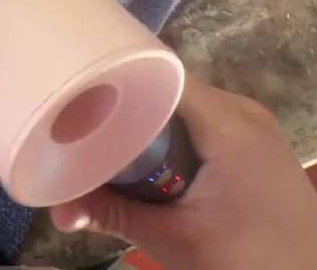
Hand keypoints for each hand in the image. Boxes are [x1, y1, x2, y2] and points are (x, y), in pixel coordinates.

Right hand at [50, 80, 316, 269]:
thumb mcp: (180, 243)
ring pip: (171, 107)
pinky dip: (158, 137)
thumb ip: (115, 214)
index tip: (65, 79)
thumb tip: (56, 209)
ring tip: (90, 134)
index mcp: (226, 118)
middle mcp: (237, 109)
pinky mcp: (249, 148)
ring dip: (134, 123)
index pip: (151, 67)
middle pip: (157, 86)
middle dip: (113, 103)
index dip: (106, 70)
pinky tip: (132, 157)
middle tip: (67, 115)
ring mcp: (247, 127)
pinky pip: (190, 125)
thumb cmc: (260, 266)